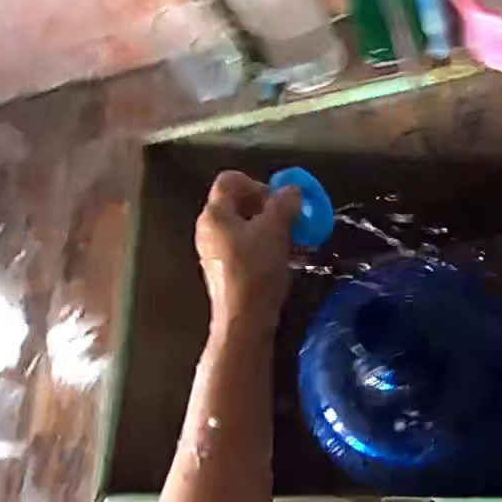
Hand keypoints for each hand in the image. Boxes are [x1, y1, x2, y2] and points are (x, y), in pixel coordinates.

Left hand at [196, 170, 296, 330]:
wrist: (244, 321)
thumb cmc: (256, 272)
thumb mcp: (275, 232)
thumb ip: (284, 205)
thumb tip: (293, 190)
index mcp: (215, 214)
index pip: (231, 180)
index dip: (258, 184)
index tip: (280, 203)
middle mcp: (209, 230)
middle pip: (238, 204)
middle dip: (267, 209)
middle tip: (289, 223)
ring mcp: (214, 252)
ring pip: (243, 228)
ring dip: (269, 230)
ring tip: (290, 243)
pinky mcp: (224, 272)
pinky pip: (244, 248)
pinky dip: (262, 248)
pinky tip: (280, 261)